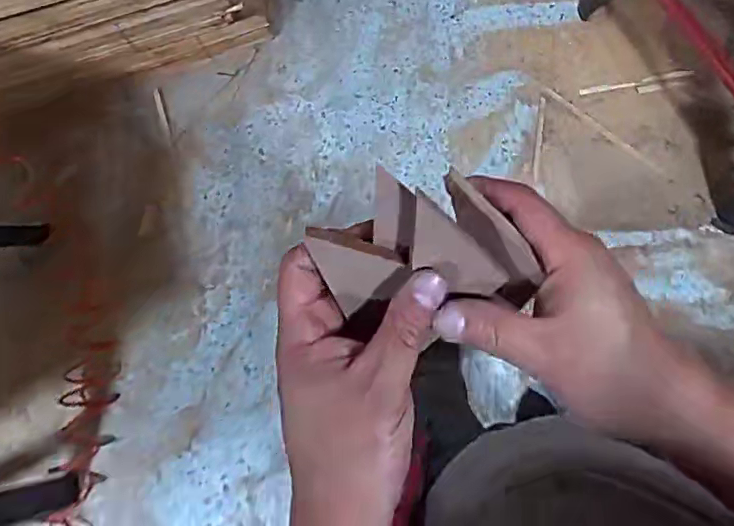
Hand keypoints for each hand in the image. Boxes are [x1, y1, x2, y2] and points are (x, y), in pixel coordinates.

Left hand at [276, 243, 447, 525]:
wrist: (349, 520)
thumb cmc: (351, 450)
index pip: (301, 265)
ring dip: (389, 287)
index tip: (376, 237)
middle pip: (334, 279)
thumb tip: (432, 274)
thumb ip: (405, 327)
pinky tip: (429, 303)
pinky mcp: (360, 370)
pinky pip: (376, 328)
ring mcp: (338, 353)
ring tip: (427, 264)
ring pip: (359, 303)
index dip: (330, 244)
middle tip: (412, 245)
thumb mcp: (380, 384)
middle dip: (371, 260)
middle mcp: (316, 335)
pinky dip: (399, 313)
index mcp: (302, 332)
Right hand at [431, 178, 723, 448]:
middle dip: (484, 214)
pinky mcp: (588, 287)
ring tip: (457, 254)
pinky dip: (513, 261)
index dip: (485, 189)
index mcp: (568, 249)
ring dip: (497, 240)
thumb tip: (436, 311)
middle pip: (525, 215)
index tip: (448, 188)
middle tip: (442, 227)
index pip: (522, 201)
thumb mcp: (542, 353)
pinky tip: (492, 284)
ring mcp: (586, 267)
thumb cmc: (609, 371)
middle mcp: (577, 247)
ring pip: (532, 239)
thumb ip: (488, 327)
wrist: (671, 404)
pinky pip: (542, 259)